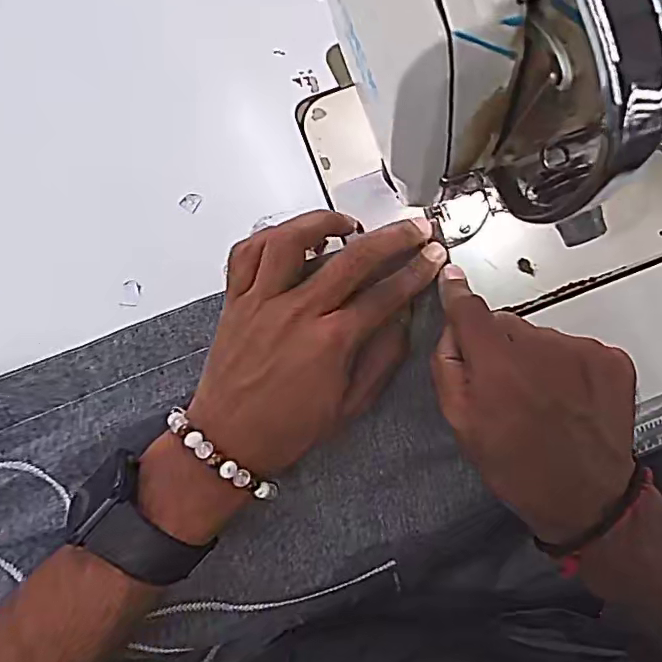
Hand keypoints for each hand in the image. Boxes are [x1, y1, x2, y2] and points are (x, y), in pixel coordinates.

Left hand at [184, 210, 445, 478]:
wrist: (230, 440)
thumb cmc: (285, 428)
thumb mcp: (350, 404)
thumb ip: (381, 358)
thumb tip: (401, 321)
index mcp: (330, 342)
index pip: (386, 294)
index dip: (416, 271)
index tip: (431, 258)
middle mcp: (296, 314)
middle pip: (353, 258)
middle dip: (394, 237)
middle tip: (412, 229)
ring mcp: (262, 303)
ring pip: (292, 240)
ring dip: (325, 220)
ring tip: (348, 222)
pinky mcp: (236, 302)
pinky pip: (245, 253)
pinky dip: (268, 236)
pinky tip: (291, 236)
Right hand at [431, 264, 637, 542]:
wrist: (584, 496)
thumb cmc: (521, 468)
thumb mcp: (462, 424)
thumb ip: (448, 367)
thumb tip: (451, 334)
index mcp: (496, 363)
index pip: (469, 308)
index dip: (457, 294)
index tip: (453, 281)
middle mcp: (539, 348)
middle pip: (506, 324)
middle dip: (500, 346)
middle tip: (506, 389)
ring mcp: (578, 351)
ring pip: (542, 336)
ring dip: (537, 358)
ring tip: (541, 401)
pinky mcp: (609, 359)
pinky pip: (575, 347)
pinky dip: (568, 366)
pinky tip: (566, 398)